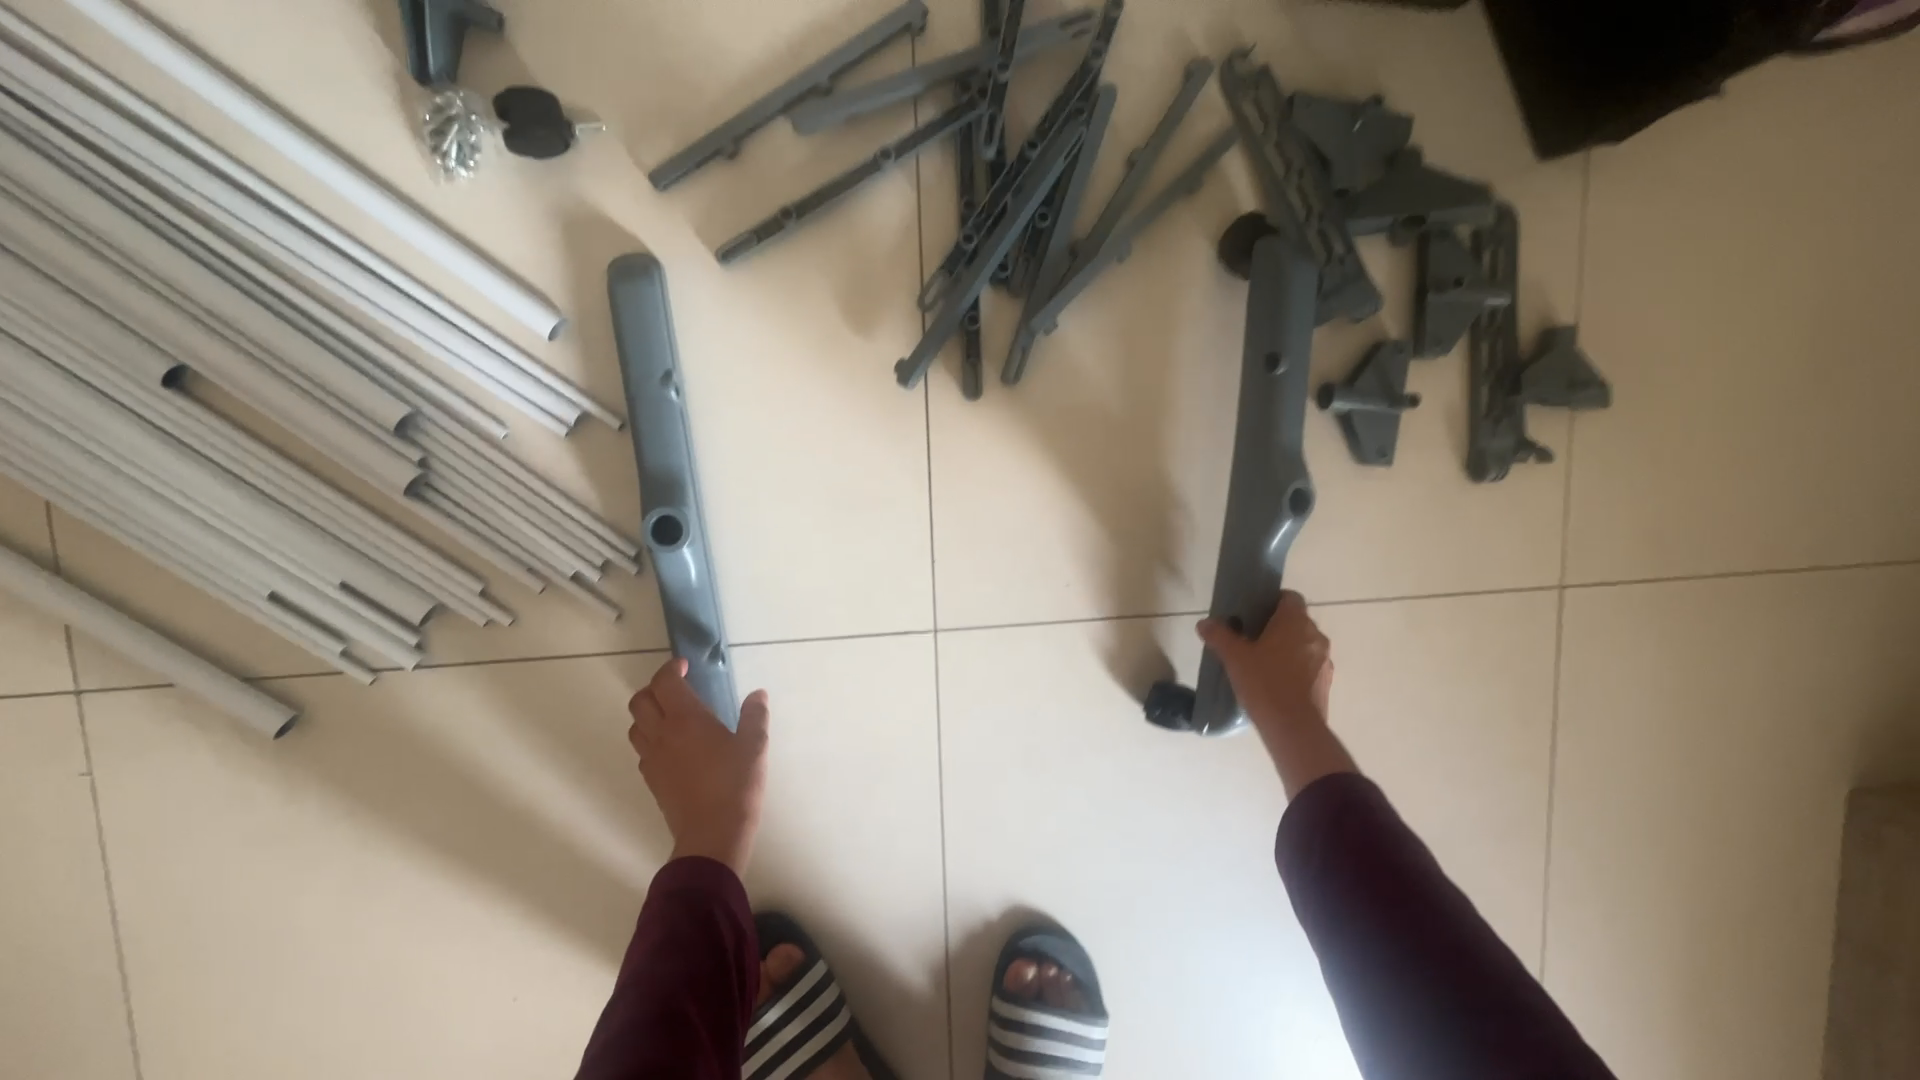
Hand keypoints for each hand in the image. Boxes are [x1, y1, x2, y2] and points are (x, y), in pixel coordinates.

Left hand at [627, 658, 769, 876]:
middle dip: (654, 688)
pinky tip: (673, 747)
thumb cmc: (736, 785)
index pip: (665, 682)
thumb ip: (754, 715)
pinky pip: (642, 750)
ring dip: (648, 713)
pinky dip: (651, 738)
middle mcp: (662, 734)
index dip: (671, 669)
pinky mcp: (652, 780)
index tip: (685, 666)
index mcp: (686, 719)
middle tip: (676, 688)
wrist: (712, 834)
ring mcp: (652, 759)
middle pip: (640, 701)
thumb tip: (757, 694)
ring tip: (672, 715)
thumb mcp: (754, 746)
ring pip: (636, 726)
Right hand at [1199, 593, 1348, 796]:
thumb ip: (1219, 636)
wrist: (1293, 727)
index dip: (1273, 601)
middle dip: (1277, 626)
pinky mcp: (1326, 682)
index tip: (1254, 613)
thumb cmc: (1264, 683)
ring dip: (1288, 648)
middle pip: (1297, 621)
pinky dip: (1296, 668)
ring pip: (1304, 644)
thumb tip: (1205, 623)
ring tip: (1263, 662)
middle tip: (1252, 638)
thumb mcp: (1234, 658)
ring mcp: (1324, 660)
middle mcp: (1315, 636)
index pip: (1290, 597)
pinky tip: (1276, 683)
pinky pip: (1309, 666)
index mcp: (1295, 622)